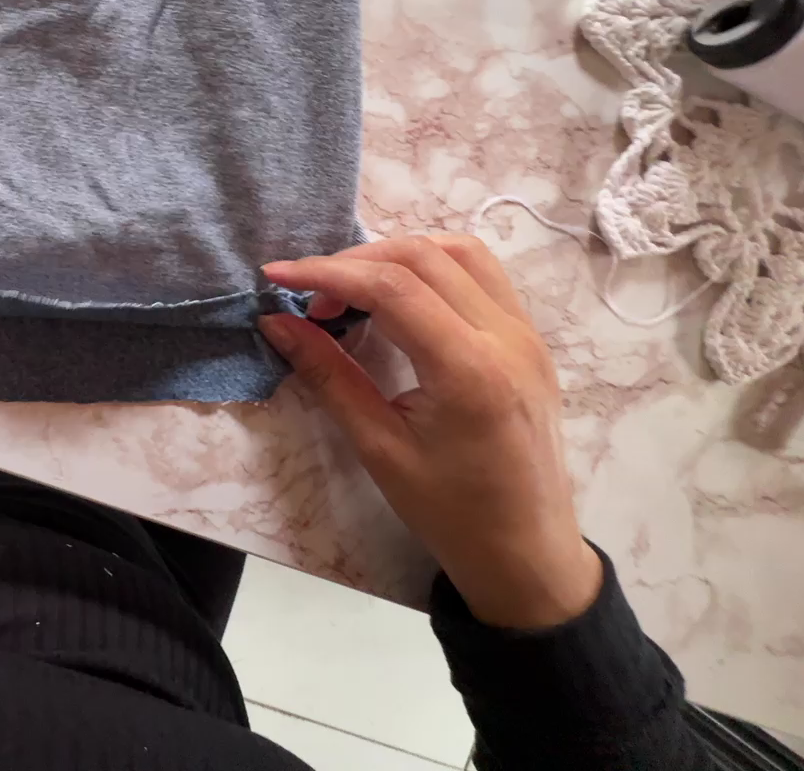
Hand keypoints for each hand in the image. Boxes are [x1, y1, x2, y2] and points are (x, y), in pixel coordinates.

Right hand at [256, 235, 601, 629]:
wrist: (527, 552)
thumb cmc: (448, 509)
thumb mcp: (376, 445)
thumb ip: (327, 374)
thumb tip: (275, 323)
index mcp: (469, 371)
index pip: (392, 287)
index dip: (326, 272)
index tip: (275, 277)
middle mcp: (507, 338)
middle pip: (422, 256)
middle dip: (351, 262)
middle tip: (309, 298)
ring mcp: (526, 333)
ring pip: (456, 251)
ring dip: (392, 255)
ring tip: (348, 288)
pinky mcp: (527, 337)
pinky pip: (478, 272)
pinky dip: (426, 266)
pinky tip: (394, 295)